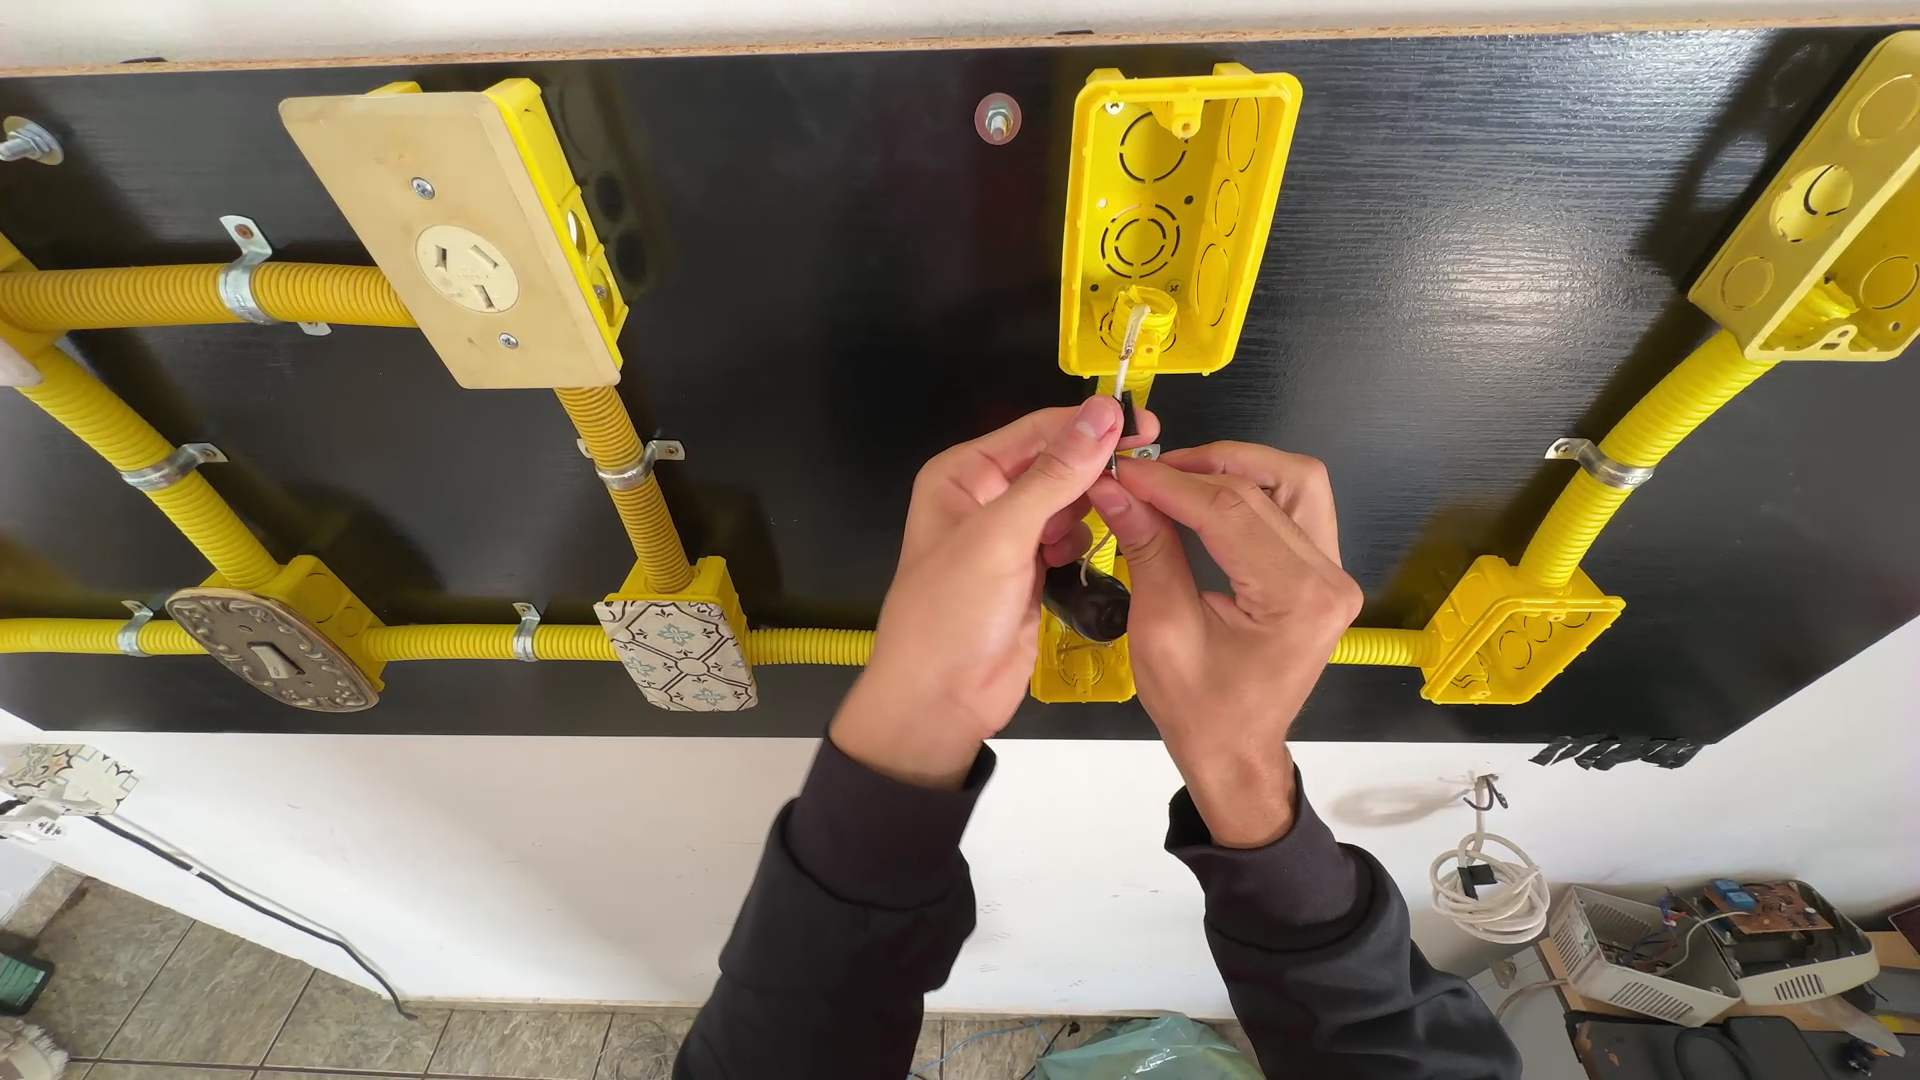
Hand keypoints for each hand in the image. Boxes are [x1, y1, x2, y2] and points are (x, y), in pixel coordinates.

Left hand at [832, 397, 1160, 788]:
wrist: (940, 700)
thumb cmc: (952, 612)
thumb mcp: (1000, 535)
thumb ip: (1055, 474)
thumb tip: (1104, 412)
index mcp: (964, 475)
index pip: (1037, 431)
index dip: (1090, 424)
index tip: (1145, 423)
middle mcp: (985, 498)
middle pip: (1055, 464)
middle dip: (1092, 470)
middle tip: (1142, 476)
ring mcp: (1008, 536)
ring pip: (1067, 502)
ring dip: (1086, 510)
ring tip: (1095, 527)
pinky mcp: (1030, 570)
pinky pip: (1067, 538)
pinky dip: (1078, 542)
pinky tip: (1073, 557)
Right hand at [1087, 443, 1361, 846]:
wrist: (1235, 751)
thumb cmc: (1196, 707)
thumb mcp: (1160, 630)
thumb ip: (1148, 550)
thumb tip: (1117, 489)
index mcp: (1296, 599)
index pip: (1229, 512)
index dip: (1169, 483)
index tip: (1122, 470)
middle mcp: (1330, 577)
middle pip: (1264, 488)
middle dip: (1195, 470)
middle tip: (1141, 473)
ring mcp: (1334, 572)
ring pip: (1294, 481)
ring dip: (1233, 465)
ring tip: (1176, 473)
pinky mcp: (1322, 571)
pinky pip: (1295, 504)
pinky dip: (1250, 485)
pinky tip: (1206, 490)